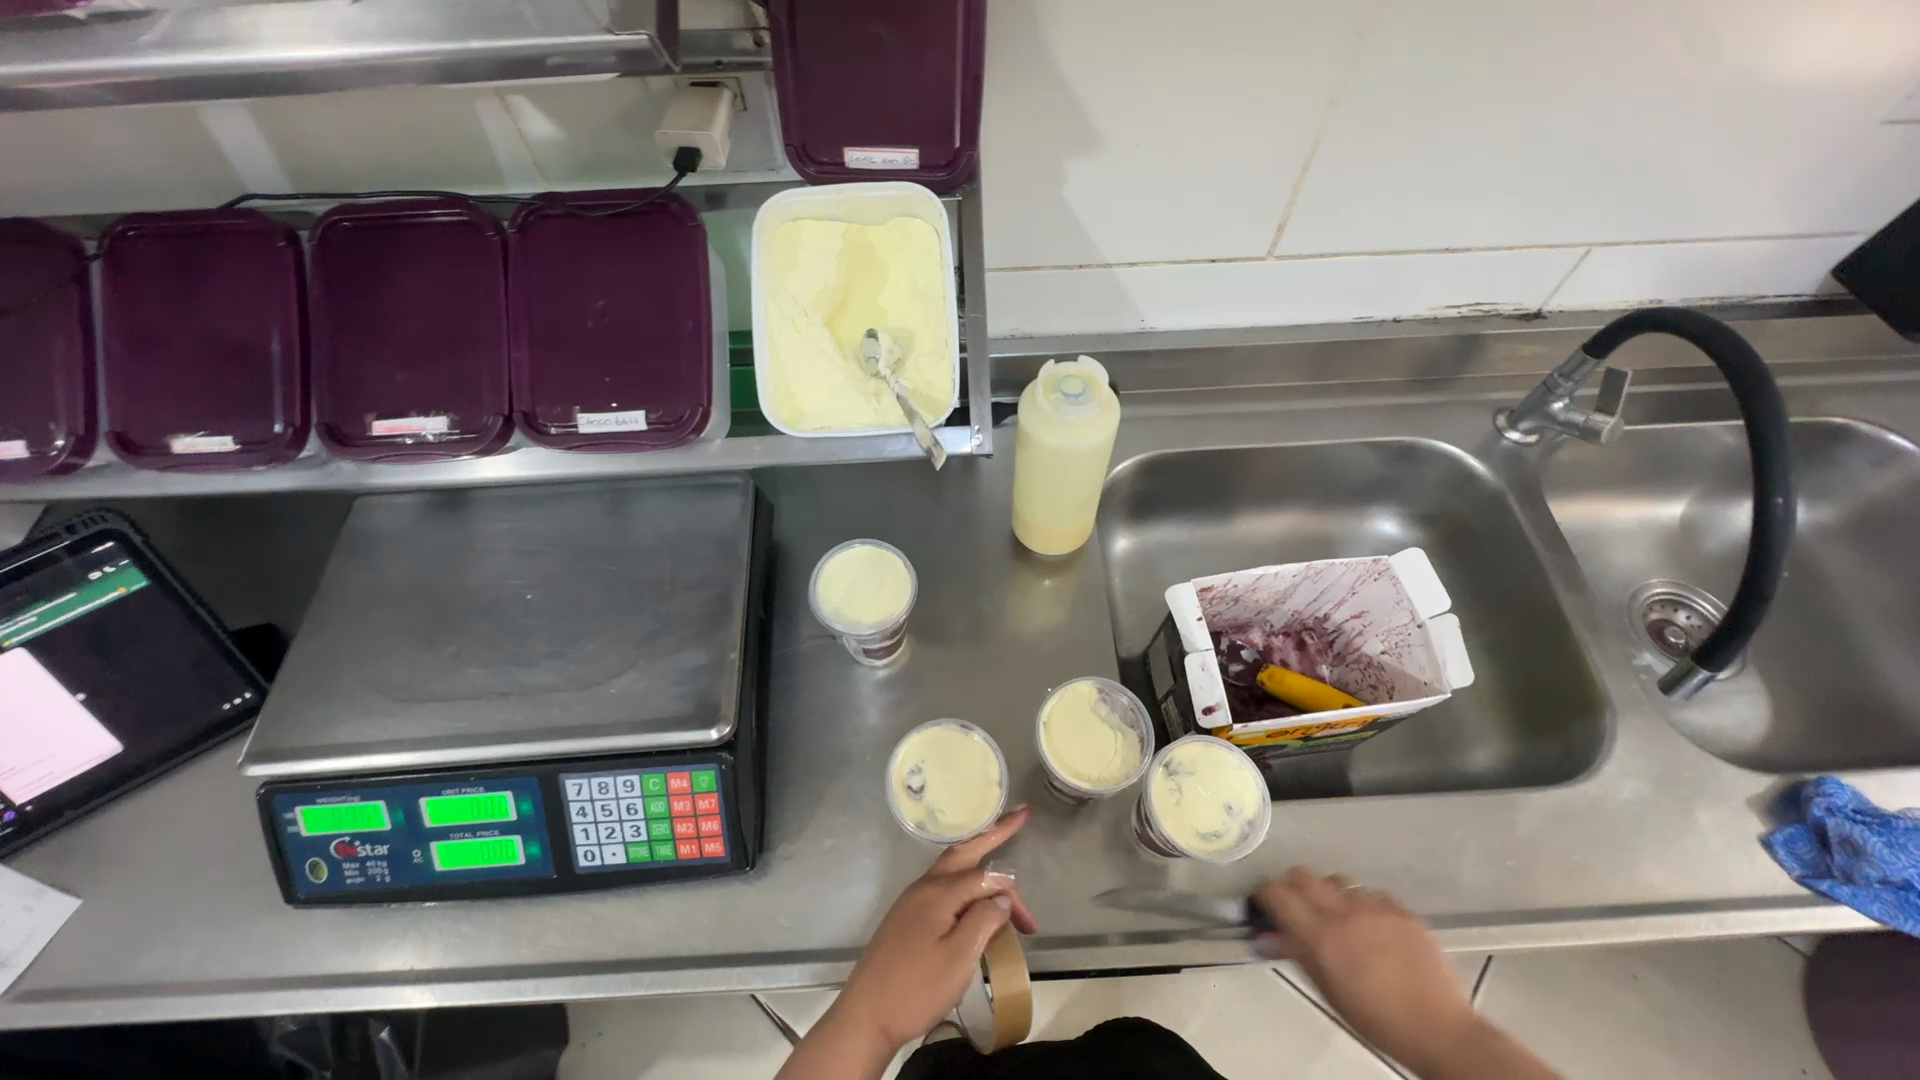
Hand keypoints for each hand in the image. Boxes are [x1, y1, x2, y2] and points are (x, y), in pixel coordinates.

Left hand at [832, 807, 1039, 1052]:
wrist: (866, 1016)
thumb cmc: (916, 989)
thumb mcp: (959, 958)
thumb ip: (984, 921)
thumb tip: (1002, 897)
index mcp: (939, 893)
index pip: (986, 879)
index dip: (1012, 897)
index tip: (1030, 928)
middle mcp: (924, 888)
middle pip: (963, 852)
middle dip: (993, 833)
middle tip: (1019, 816)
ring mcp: (911, 902)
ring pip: (950, 867)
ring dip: (977, 857)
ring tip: (998, 843)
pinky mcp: (905, 919)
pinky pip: (941, 887)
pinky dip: (963, 881)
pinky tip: (970, 893)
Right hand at [1254, 867, 1477, 1074]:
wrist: (1438, 1030)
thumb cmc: (1375, 1020)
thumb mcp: (1328, 991)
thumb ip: (1296, 954)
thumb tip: (1266, 937)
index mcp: (1322, 935)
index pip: (1277, 893)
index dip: (1265, 895)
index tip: (1265, 906)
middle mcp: (1345, 912)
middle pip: (1303, 875)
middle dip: (1293, 887)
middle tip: (1297, 908)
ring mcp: (1377, 907)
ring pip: (1338, 881)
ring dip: (1329, 893)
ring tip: (1339, 918)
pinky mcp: (1403, 911)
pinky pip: (1372, 894)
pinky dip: (1363, 904)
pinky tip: (1373, 928)